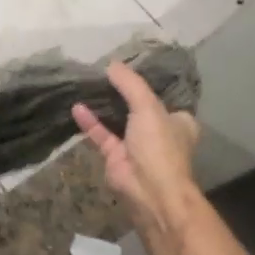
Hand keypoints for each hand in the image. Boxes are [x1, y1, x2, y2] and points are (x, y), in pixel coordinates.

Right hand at [72, 62, 201, 234]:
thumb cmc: (159, 146)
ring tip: (86, 85)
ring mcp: (136, 145)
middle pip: (138, 107)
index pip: (164, 98)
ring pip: (117, 120)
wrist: (149, 191)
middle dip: (121, 92)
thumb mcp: (148, 106)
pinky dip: (90, 121)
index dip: (148, 83)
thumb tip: (111, 63)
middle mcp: (159, 132)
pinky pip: (101, 133)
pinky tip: (76, 106)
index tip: (129, 68)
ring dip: (103, 105)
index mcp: (178, 122)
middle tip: (102, 72)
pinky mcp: (115, 155)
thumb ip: (130, 83)